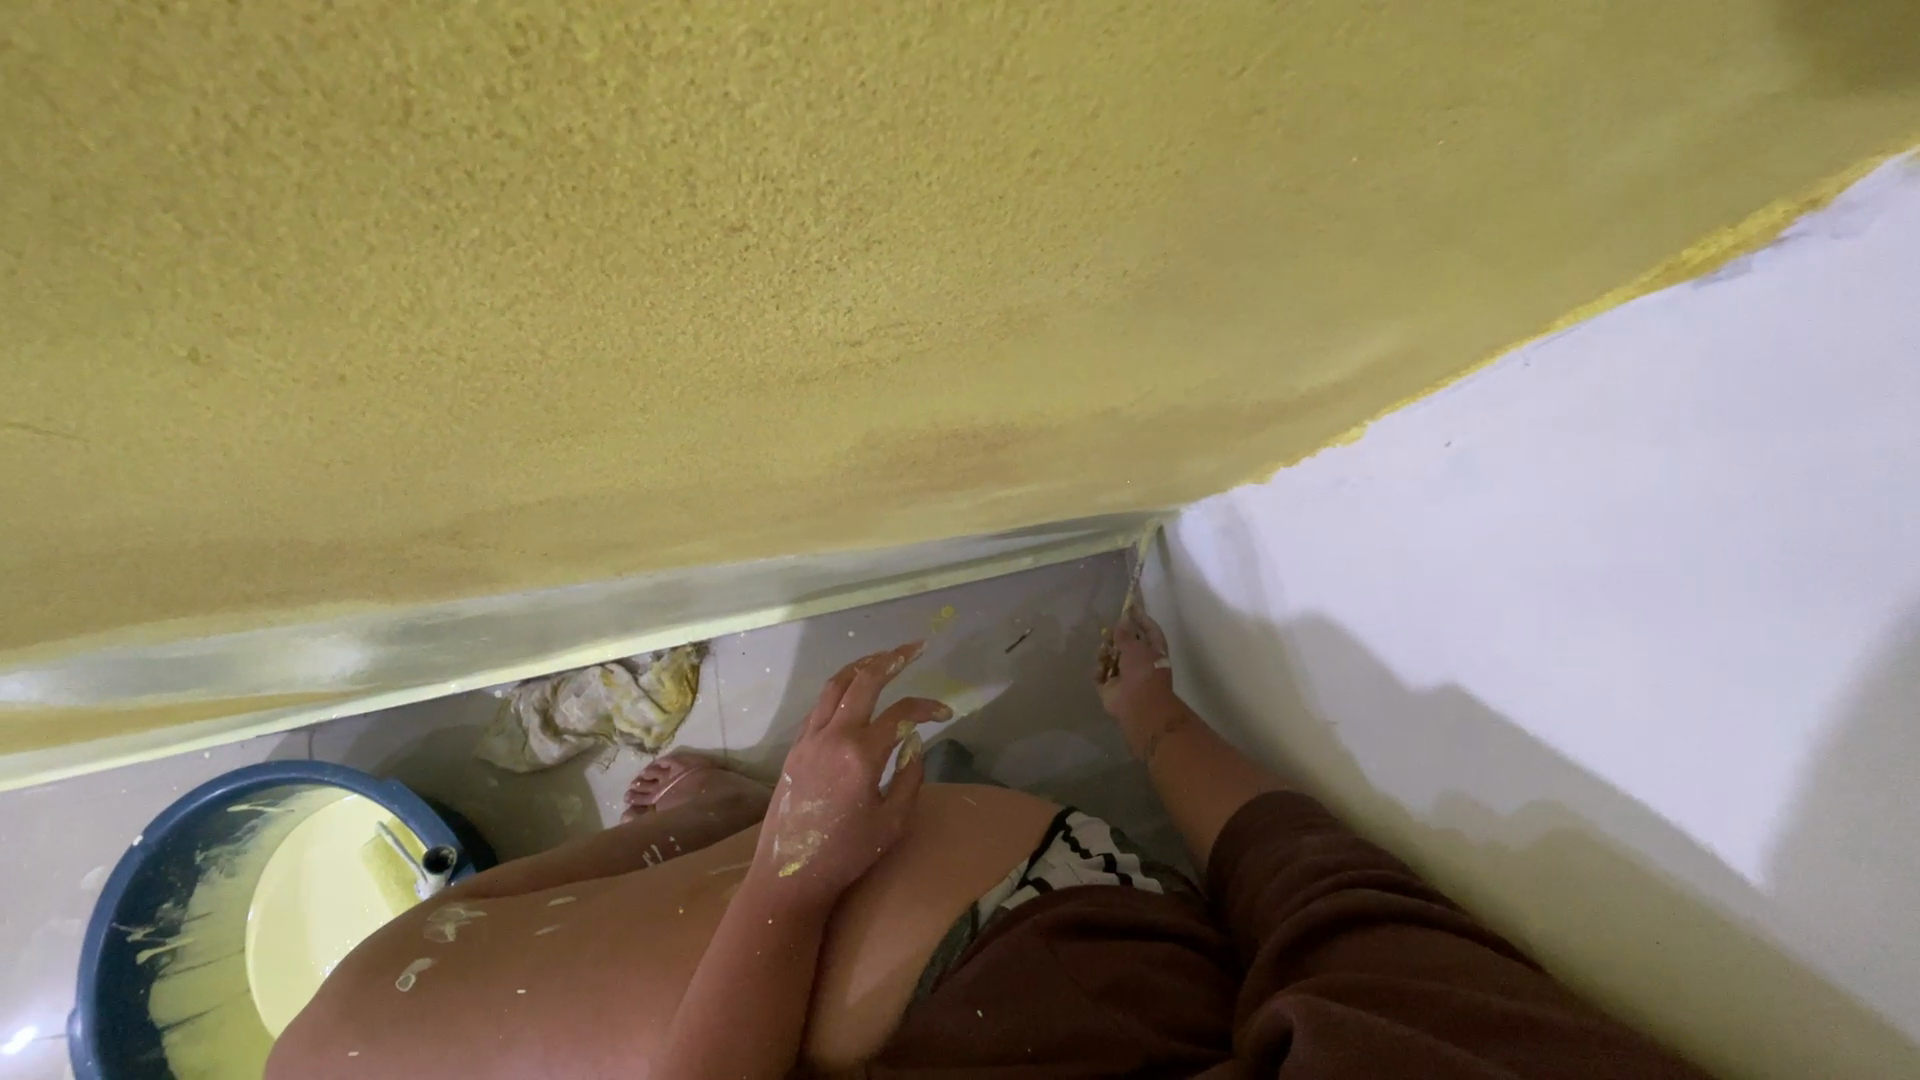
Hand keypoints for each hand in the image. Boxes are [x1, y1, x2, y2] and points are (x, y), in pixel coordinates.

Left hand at [754, 642, 950, 908]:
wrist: (788, 874)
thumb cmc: (846, 854)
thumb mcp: (893, 822)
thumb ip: (910, 776)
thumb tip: (915, 743)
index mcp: (862, 755)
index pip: (901, 713)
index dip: (927, 706)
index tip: (945, 712)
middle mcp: (834, 736)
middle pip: (864, 680)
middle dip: (892, 658)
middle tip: (914, 647)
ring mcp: (810, 738)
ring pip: (836, 684)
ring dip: (862, 665)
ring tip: (884, 657)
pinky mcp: (797, 746)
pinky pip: (820, 704)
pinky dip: (841, 687)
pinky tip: (854, 690)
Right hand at [1095, 601, 1184, 757]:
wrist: (1138, 705)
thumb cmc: (1143, 671)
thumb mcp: (1135, 647)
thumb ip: (1125, 634)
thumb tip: (1120, 623)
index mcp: (1154, 652)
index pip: (1150, 631)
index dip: (1141, 619)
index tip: (1130, 608)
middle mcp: (1140, 664)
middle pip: (1127, 645)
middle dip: (1116, 638)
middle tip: (1108, 633)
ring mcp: (1125, 678)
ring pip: (1111, 659)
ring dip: (1105, 654)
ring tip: (1103, 653)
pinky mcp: (1111, 690)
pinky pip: (1101, 676)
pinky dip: (1099, 672)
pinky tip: (1101, 670)